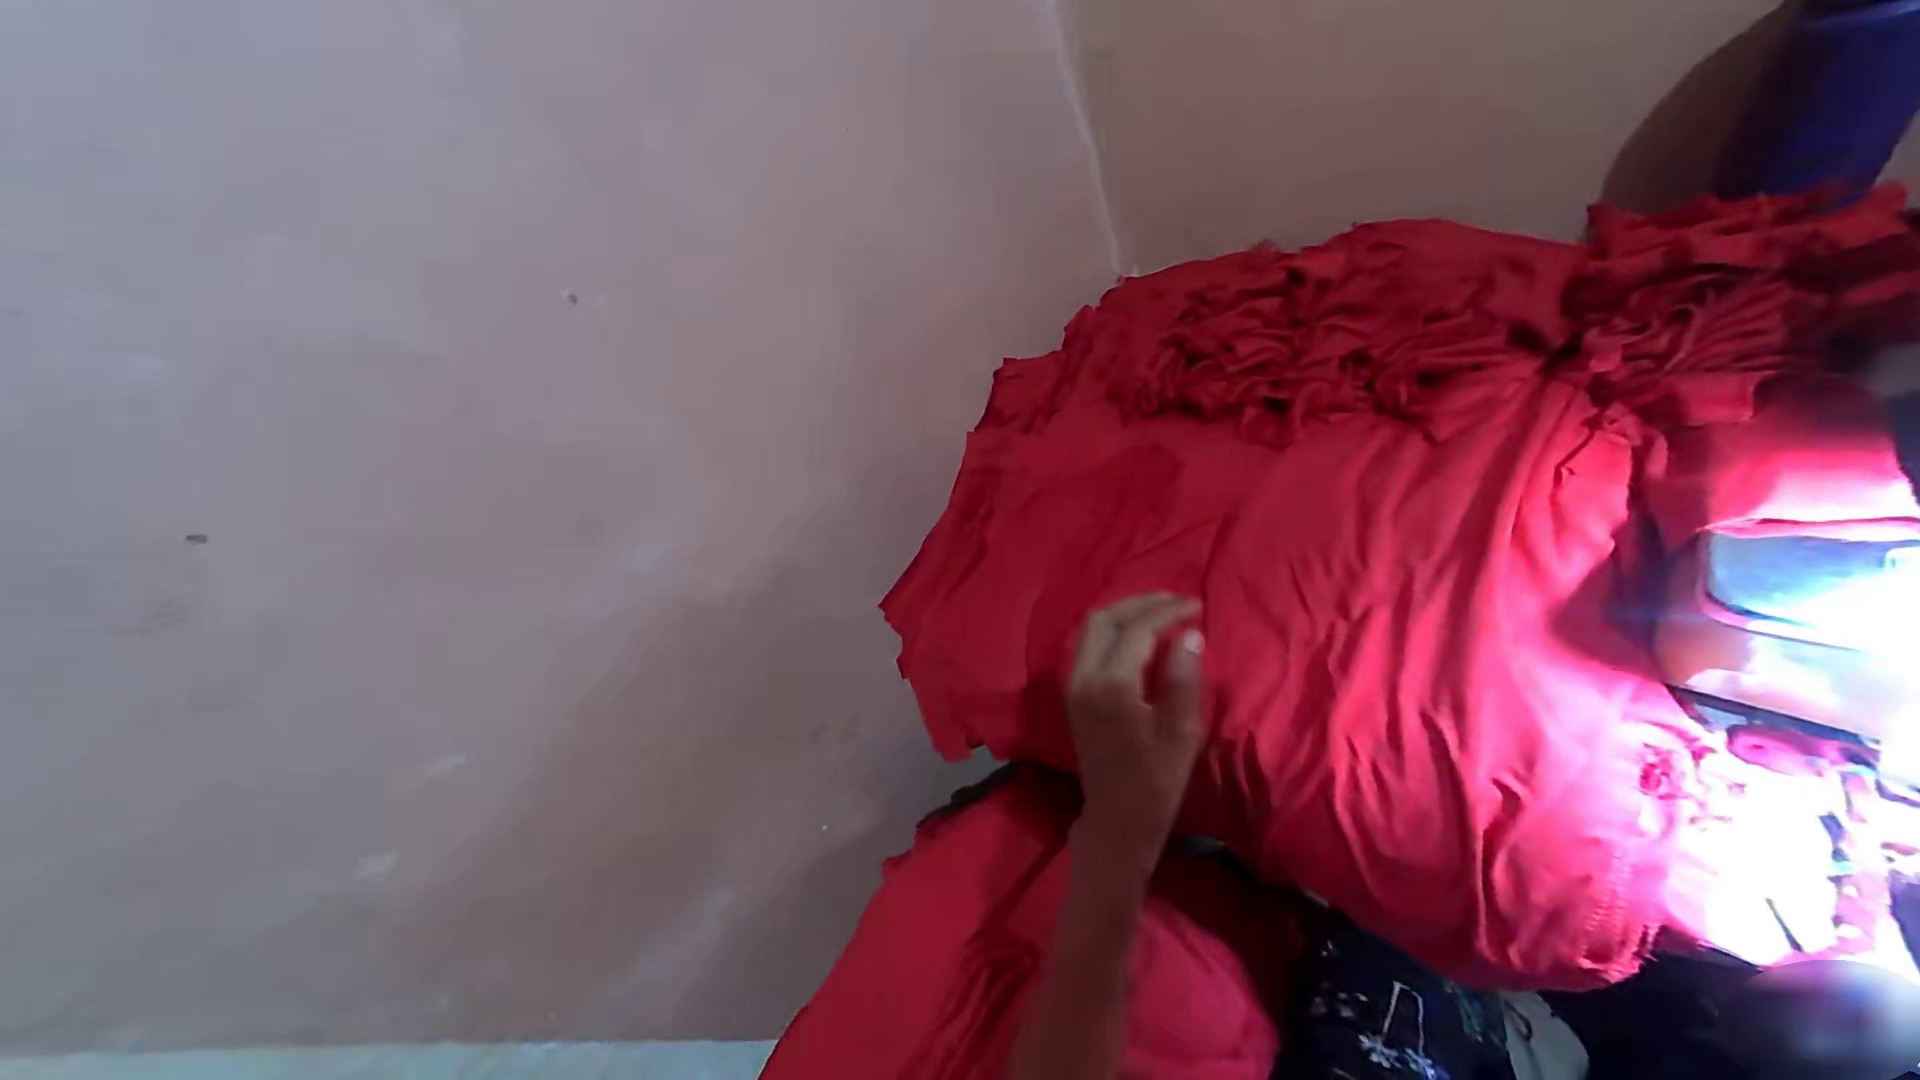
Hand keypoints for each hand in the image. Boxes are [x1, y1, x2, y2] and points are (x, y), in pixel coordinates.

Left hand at [1065, 593, 1205, 859]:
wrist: (1116, 818)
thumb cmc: (1156, 782)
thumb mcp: (1180, 733)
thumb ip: (1182, 679)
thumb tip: (1190, 634)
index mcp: (1111, 686)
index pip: (1137, 630)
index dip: (1167, 612)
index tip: (1197, 605)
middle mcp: (1083, 677)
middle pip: (1105, 619)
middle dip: (1141, 603)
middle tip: (1177, 602)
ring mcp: (1072, 683)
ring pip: (1091, 628)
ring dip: (1124, 613)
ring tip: (1161, 612)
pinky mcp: (1072, 691)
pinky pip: (1087, 644)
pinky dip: (1112, 629)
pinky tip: (1138, 634)